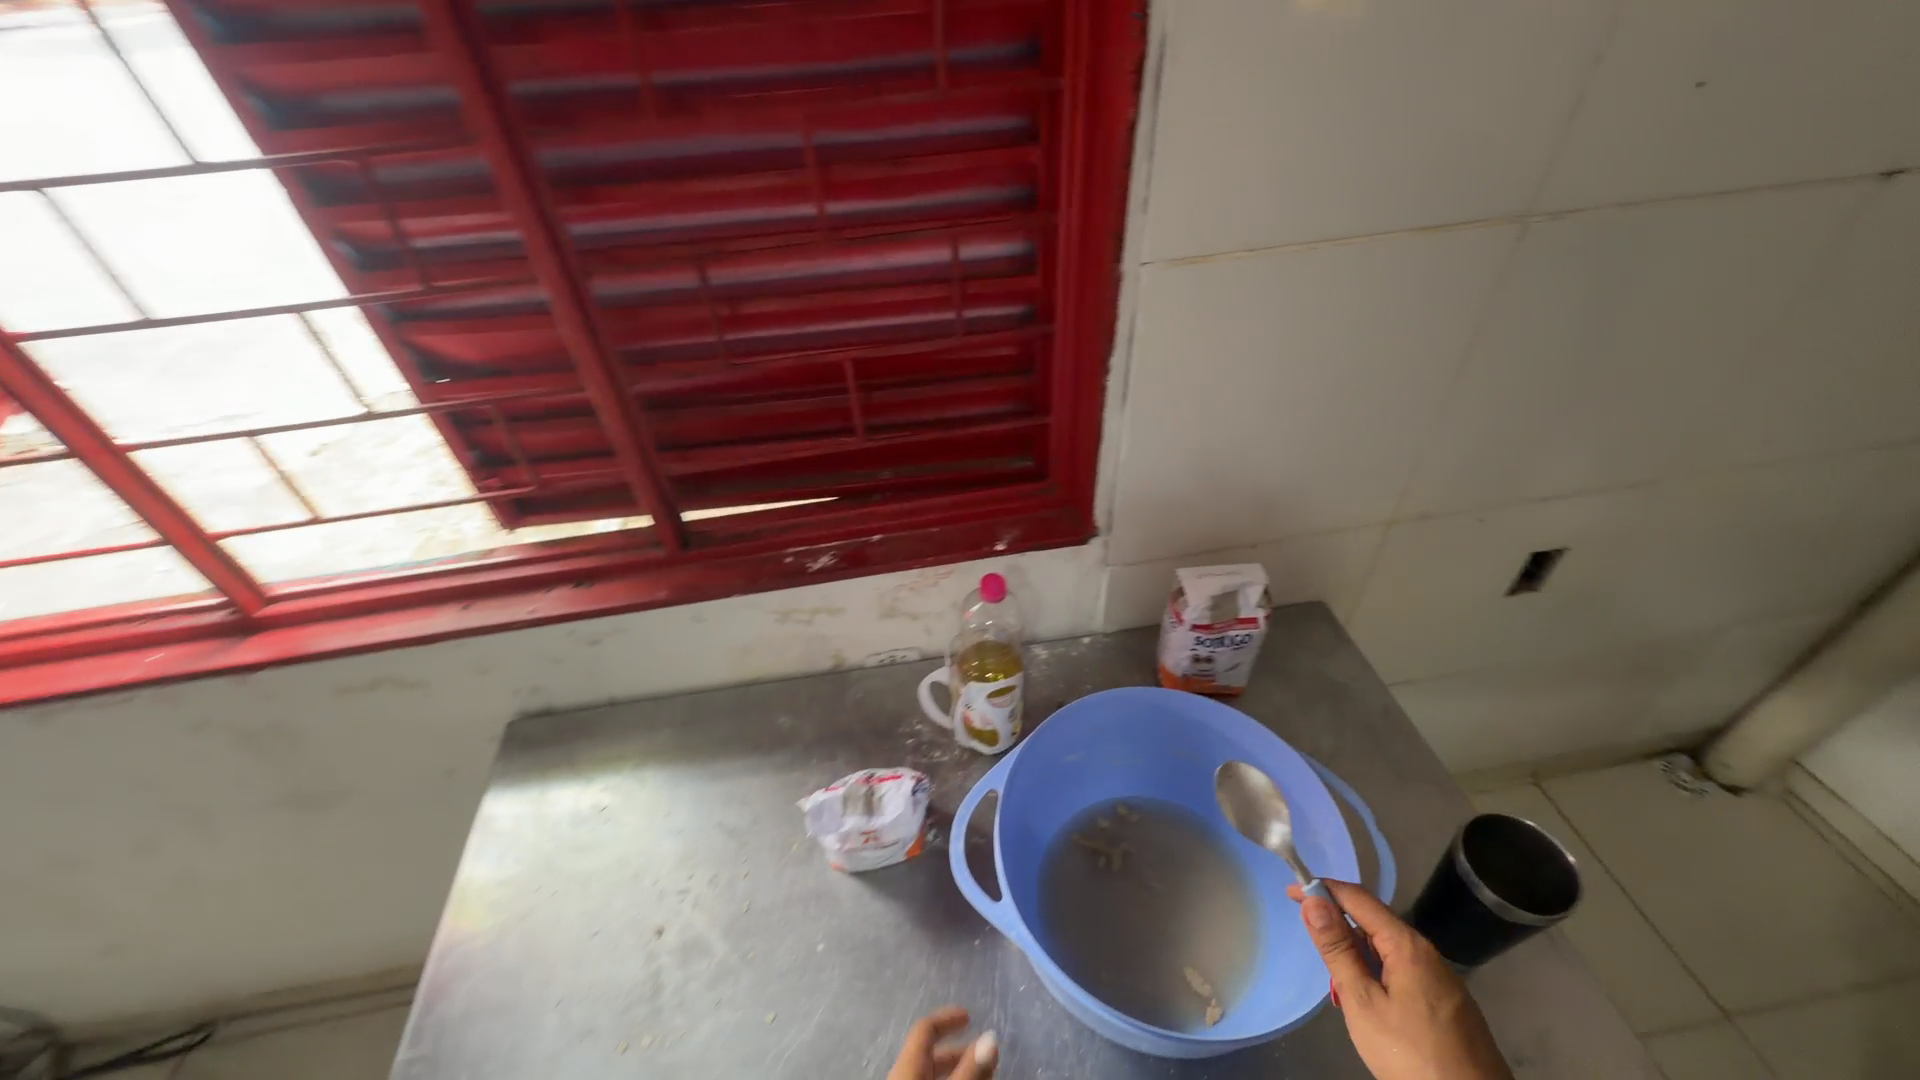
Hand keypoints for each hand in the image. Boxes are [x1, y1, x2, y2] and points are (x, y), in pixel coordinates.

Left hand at [886, 1006, 998, 1079]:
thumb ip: (970, 1067)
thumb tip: (991, 1037)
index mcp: (907, 1062)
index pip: (925, 1027)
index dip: (948, 1017)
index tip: (970, 1016)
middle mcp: (901, 1071)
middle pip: (929, 1052)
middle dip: (958, 1049)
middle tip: (983, 1054)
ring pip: (929, 1072)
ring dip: (957, 1068)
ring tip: (982, 1073)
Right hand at [1288, 880, 1513, 1079]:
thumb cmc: (1411, 1055)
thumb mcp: (1362, 1001)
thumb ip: (1337, 949)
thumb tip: (1313, 900)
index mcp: (1407, 946)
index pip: (1358, 898)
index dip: (1323, 889)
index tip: (1290, 893)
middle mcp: (1428, 954)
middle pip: (1374, 923)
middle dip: (1340, 929)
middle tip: (1315, 952)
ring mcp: (1441, 981)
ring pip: (1388, 951)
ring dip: (1358, 957)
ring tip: (1341, 988)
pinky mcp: (1446, 1005)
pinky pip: (1403, 973)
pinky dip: (1377, 976)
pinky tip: (1370, 1005)